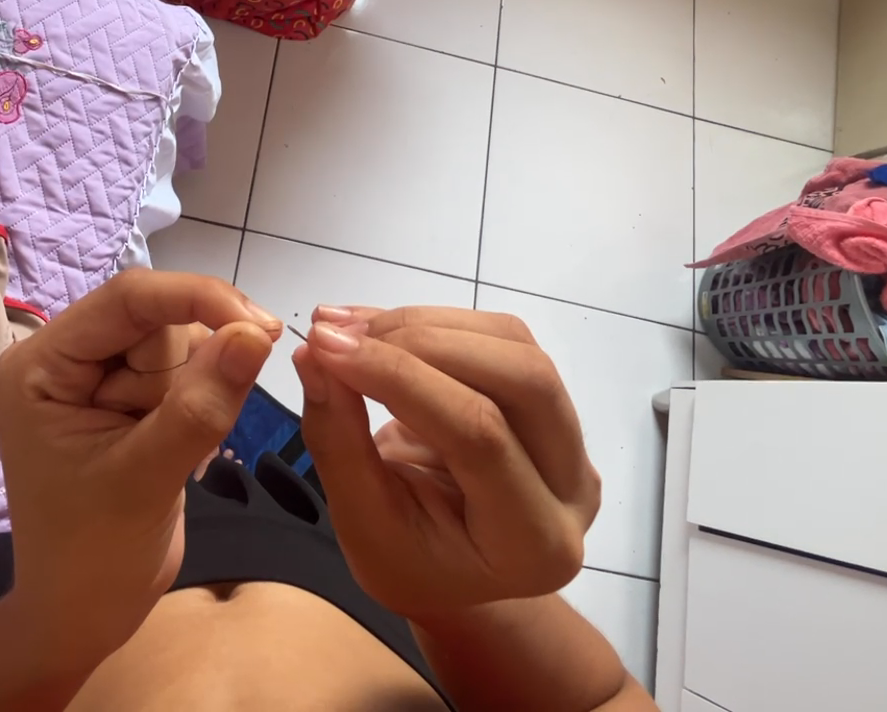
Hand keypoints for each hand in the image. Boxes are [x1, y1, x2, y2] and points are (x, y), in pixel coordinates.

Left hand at [0, 269, 278, 658]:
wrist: (85, 615)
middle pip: (156, 320)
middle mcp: (65, 356)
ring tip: (174, 455)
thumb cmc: (95, 557)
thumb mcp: (147, 479)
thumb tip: (256, 334)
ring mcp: (96, 375)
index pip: (127, 300)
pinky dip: (200, 402)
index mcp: (42, 364)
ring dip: (196, 390)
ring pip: (178, 341)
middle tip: (184, 438)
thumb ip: (201, 404)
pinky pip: (184, 368)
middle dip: (188, 370)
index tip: (261, 326)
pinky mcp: (125, 395)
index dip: (196, 298)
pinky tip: (181, 453)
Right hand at [292, 306, 600, 621]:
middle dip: (421, 339)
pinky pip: (496, 334)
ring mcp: (571, 436)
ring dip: (421, 322)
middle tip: (339, 335)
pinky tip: (374, 329)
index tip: (324, 346)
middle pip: (522, 375)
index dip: (399, 376)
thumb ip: (337, 437)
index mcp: (534, 541)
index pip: (479, 435)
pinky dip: (428, 321)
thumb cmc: (409, 560)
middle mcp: (574, 484)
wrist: (453, 566)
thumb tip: (313, 352)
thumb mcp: (361, 521)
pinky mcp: (547, 397)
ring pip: (512, 342)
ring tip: (347, 328)